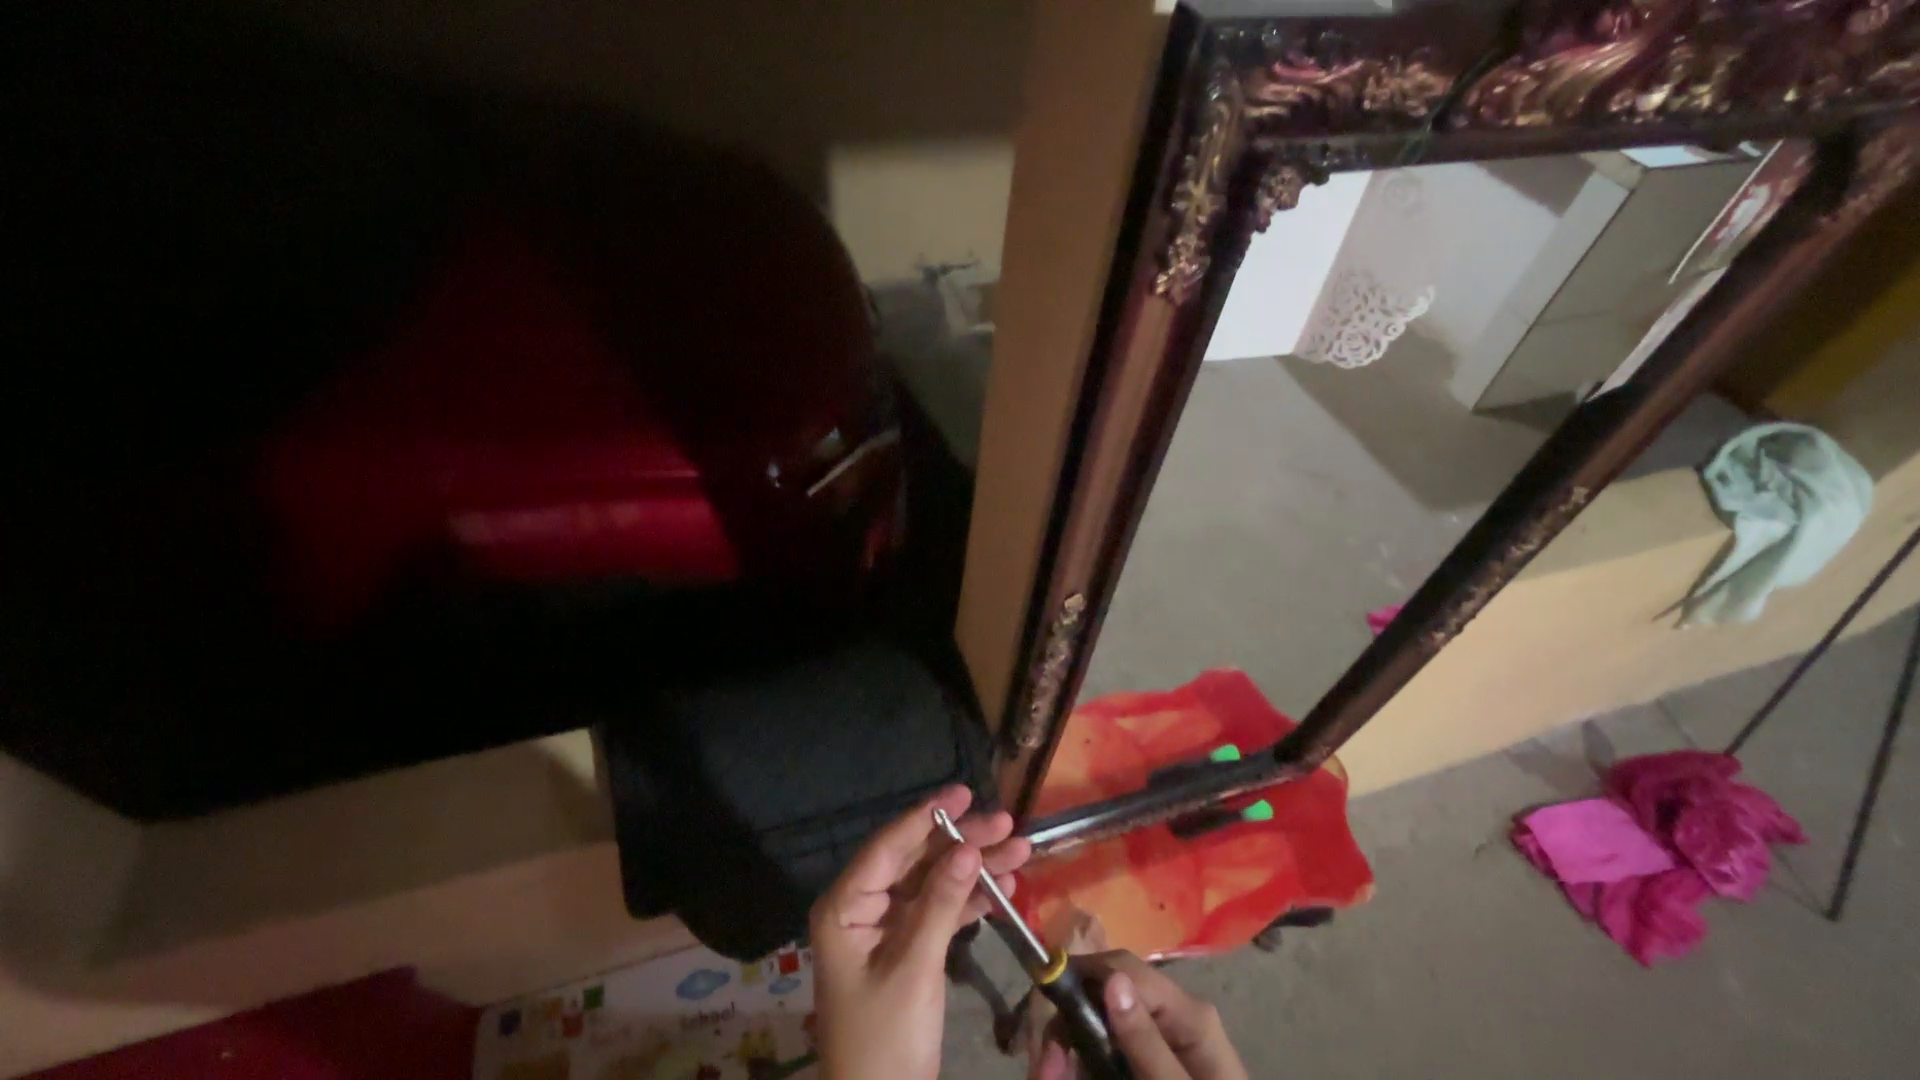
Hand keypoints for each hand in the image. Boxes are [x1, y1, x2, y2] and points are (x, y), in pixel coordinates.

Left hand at [810, 785, 1030, 1079]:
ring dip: (975, 869)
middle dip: (962, 842)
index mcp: (845, 906)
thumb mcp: (915, 967)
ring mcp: (885, 928)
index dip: (927, 816)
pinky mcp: (907, 948)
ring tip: (1020, 850)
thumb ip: (941, 904)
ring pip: (933, 882)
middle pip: (916, 860)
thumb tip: (969, 847)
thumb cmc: (885, 1038)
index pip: (889, 847)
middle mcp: (862, 907)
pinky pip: (939, 911)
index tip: (964, 792)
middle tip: (1007, 824)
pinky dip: (970, 901)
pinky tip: (1005, 890)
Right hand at [1033, 952, 1247, 1079]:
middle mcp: (1168, 1018)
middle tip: (1042, 1074)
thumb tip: (1113, 979)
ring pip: (1093, 1030)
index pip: (1124, 969)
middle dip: (1065, 1031)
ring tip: (1045, 1079)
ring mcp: (1153, 1044)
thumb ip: (1146, 1044)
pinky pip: (1101, 1055)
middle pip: (1101, 998)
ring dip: (1064, 1055)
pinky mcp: (1141, 1065)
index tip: (1043, 1008)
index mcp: (1187, 1015)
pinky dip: (1078, 1069)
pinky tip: (1062, 1078)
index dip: (1080, 975)